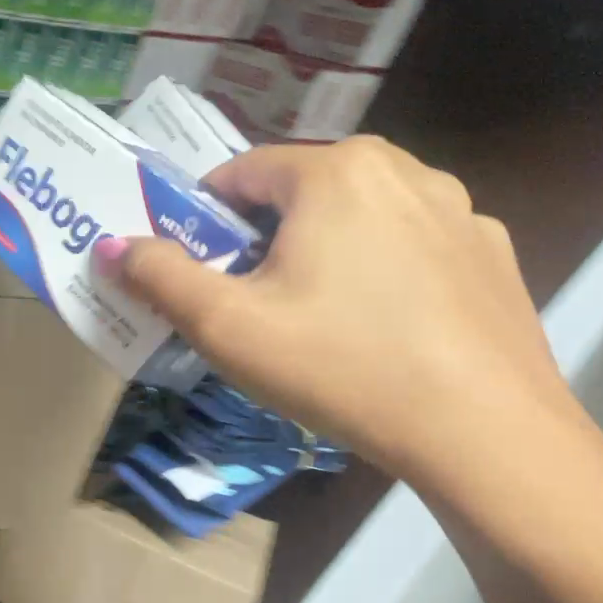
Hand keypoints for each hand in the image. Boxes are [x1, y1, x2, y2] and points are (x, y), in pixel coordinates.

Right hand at [96, 137, 580, 479]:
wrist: (483, 432)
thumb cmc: (338, 364)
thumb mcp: (224, 325)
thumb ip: (158, 276)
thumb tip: (110, 246)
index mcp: (334, 172)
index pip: (238, 173)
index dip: (202, 222)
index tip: (197, 274)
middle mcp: (404, 170)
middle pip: (299, 191)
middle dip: (262, 237)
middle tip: (249, 301)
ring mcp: (460, 211)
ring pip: (357, 216)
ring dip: (321, 250)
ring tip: (314, 318)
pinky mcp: (492, 255)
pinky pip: (410, 246)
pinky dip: (379, 271)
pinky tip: (378, 329)